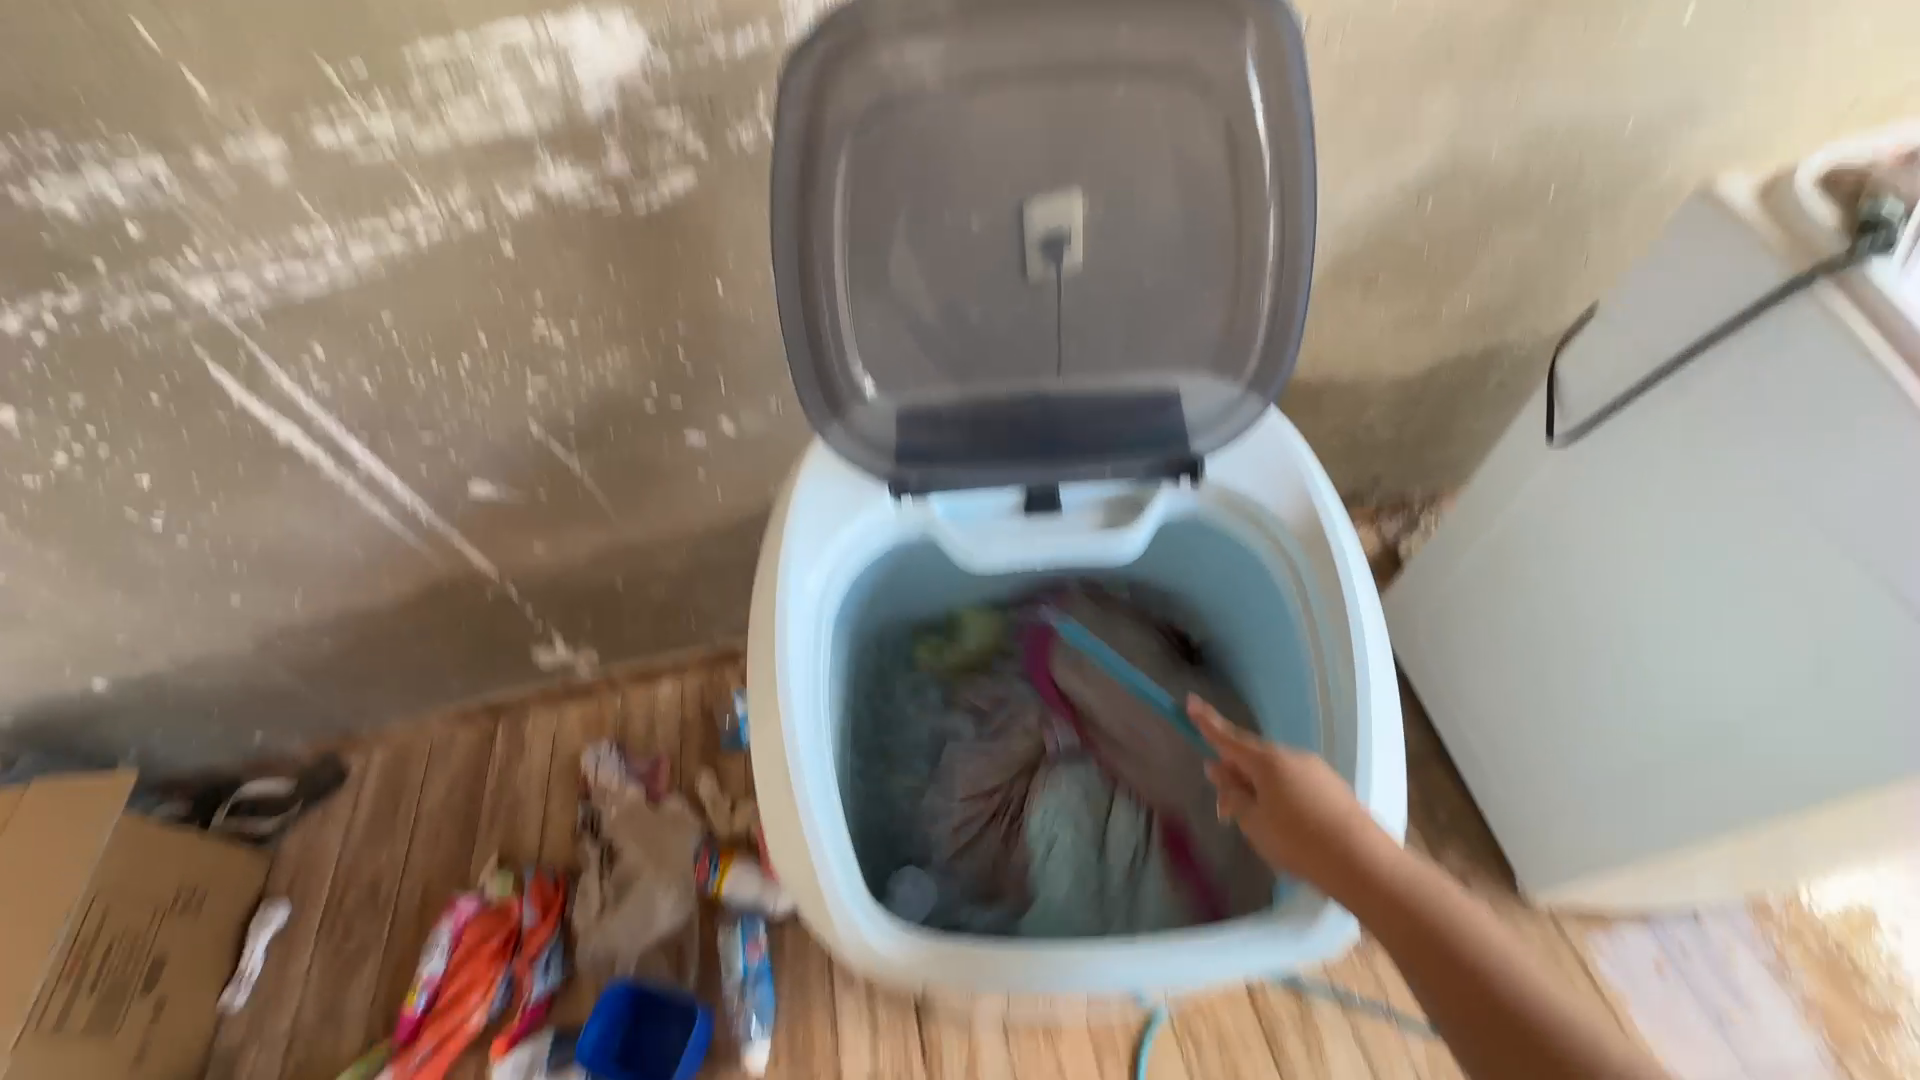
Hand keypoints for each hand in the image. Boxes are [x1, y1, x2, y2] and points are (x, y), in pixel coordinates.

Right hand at [1190, 694, 1391, 894]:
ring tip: (1259, 826)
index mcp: (1267, 762)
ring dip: (1259, 790)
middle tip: (1225, 809)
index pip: (1227, 737)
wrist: (1365, 865)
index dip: (1206, 721)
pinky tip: (1287, 827)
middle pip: (1251, 757)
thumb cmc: (1299, 842)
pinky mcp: (1332, 787)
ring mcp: (1316, 770)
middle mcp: (1291, 757)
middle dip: (1235, 776)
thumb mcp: (1253, 822)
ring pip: (1274, 773)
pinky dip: (1281, 797)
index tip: (1189, 701)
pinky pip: (1295, 783)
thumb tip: (1217, 768)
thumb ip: (1232, 793)